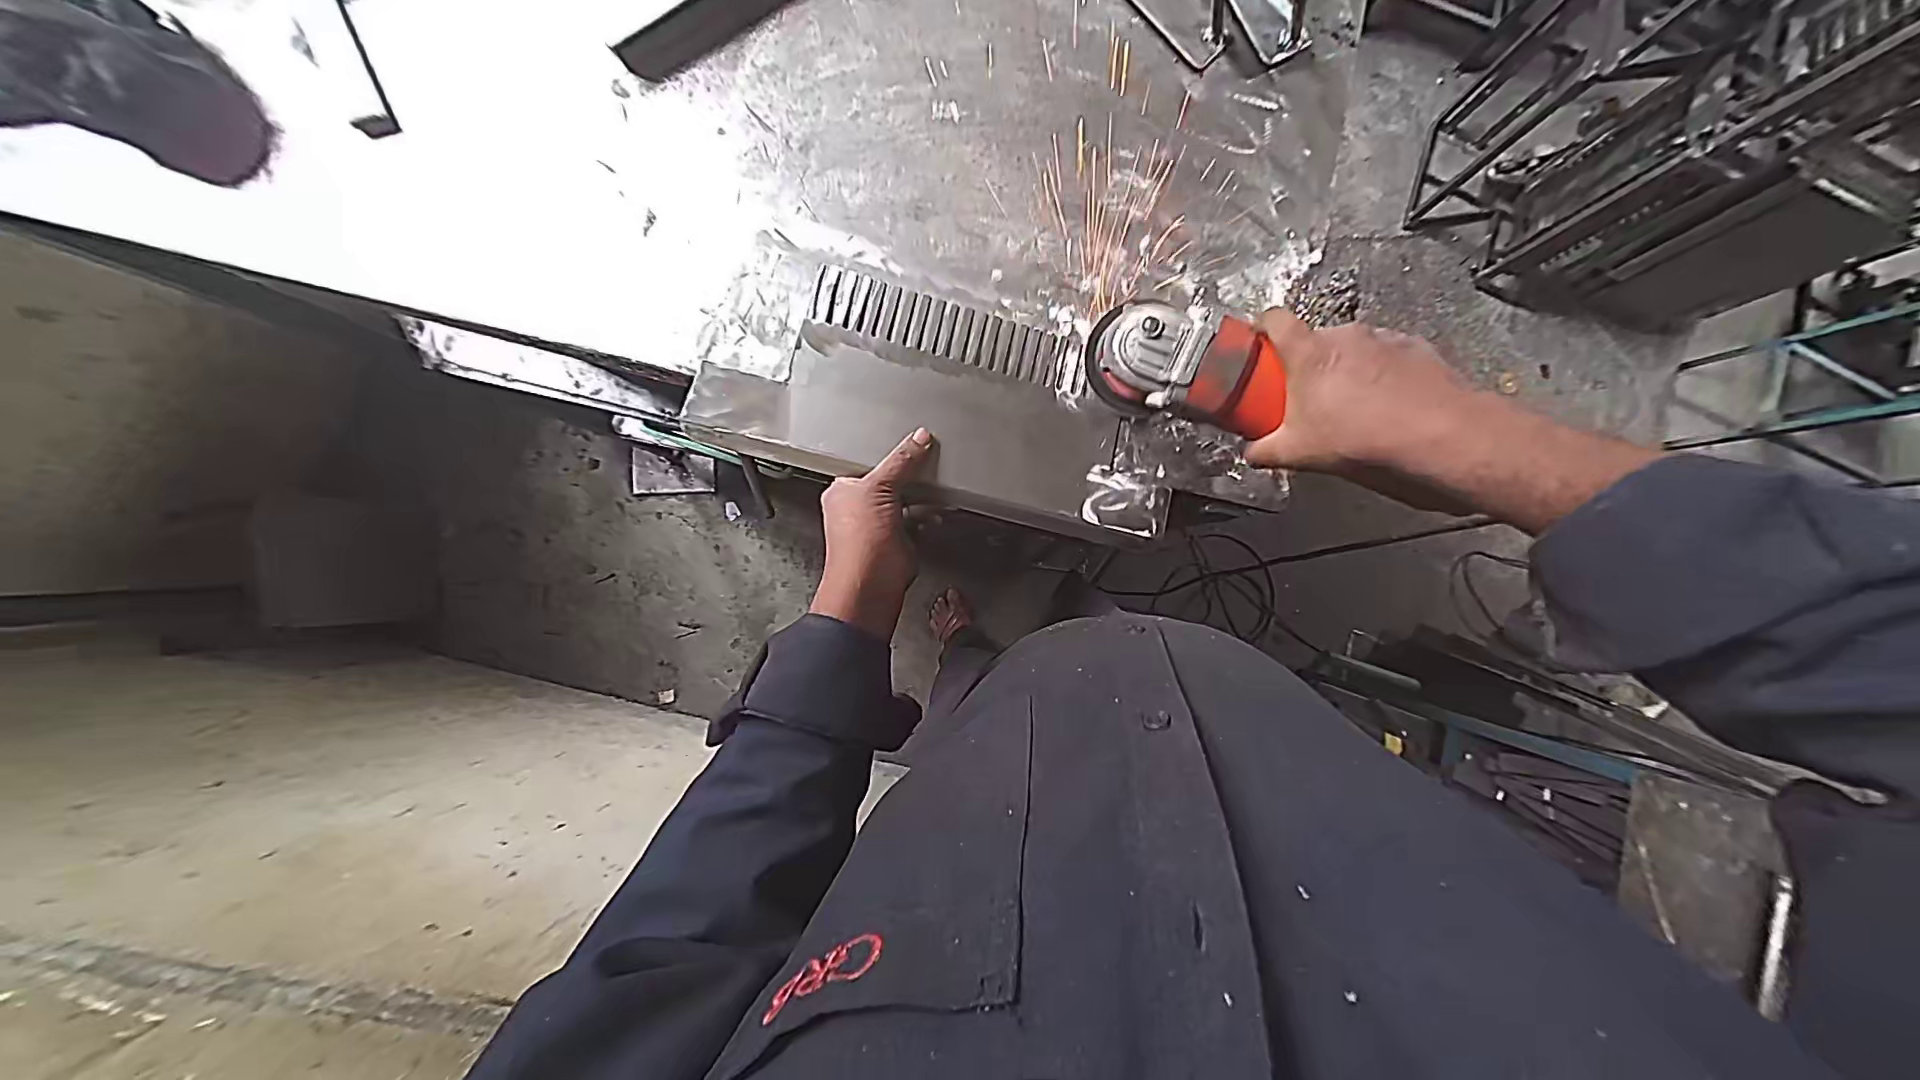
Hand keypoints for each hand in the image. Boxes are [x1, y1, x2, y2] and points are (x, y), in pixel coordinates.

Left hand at [809, 428, 936, 640]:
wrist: (872, 583)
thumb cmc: (859, 544)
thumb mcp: (878, 487)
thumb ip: (901, 461)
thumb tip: (918, 439)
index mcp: (843, 491)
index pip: (867, 463)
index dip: (887, 454)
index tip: (909, 443)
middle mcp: (858, 508)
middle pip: (889, 481)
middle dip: (908, 476)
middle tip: (925, 461)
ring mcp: (879, 525)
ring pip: (905, 501)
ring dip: (920, 496)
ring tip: (934, 485)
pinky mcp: (899, 539)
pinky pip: (917, 519)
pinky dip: (927, 515)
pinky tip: (934, 512)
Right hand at [1245, 310, 1480, 473]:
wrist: (1436, 436)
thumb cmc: (1361, 437)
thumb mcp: (1296, 453)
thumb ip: (1264, 450)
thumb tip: (1251, 453)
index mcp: (1309, 353)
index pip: (1275, 320)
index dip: (1261, 327)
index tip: (1258, 343)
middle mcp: (1345, 336)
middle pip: (1313, 340)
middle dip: (1305, 364)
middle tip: (1303, 397)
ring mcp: (1383, 339)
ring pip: (1350, 348)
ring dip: (1342, 370)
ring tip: (1346, 406)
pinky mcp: (1415, 349)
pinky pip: (1384, 357)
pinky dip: (1377, 375)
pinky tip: (1380, 405)